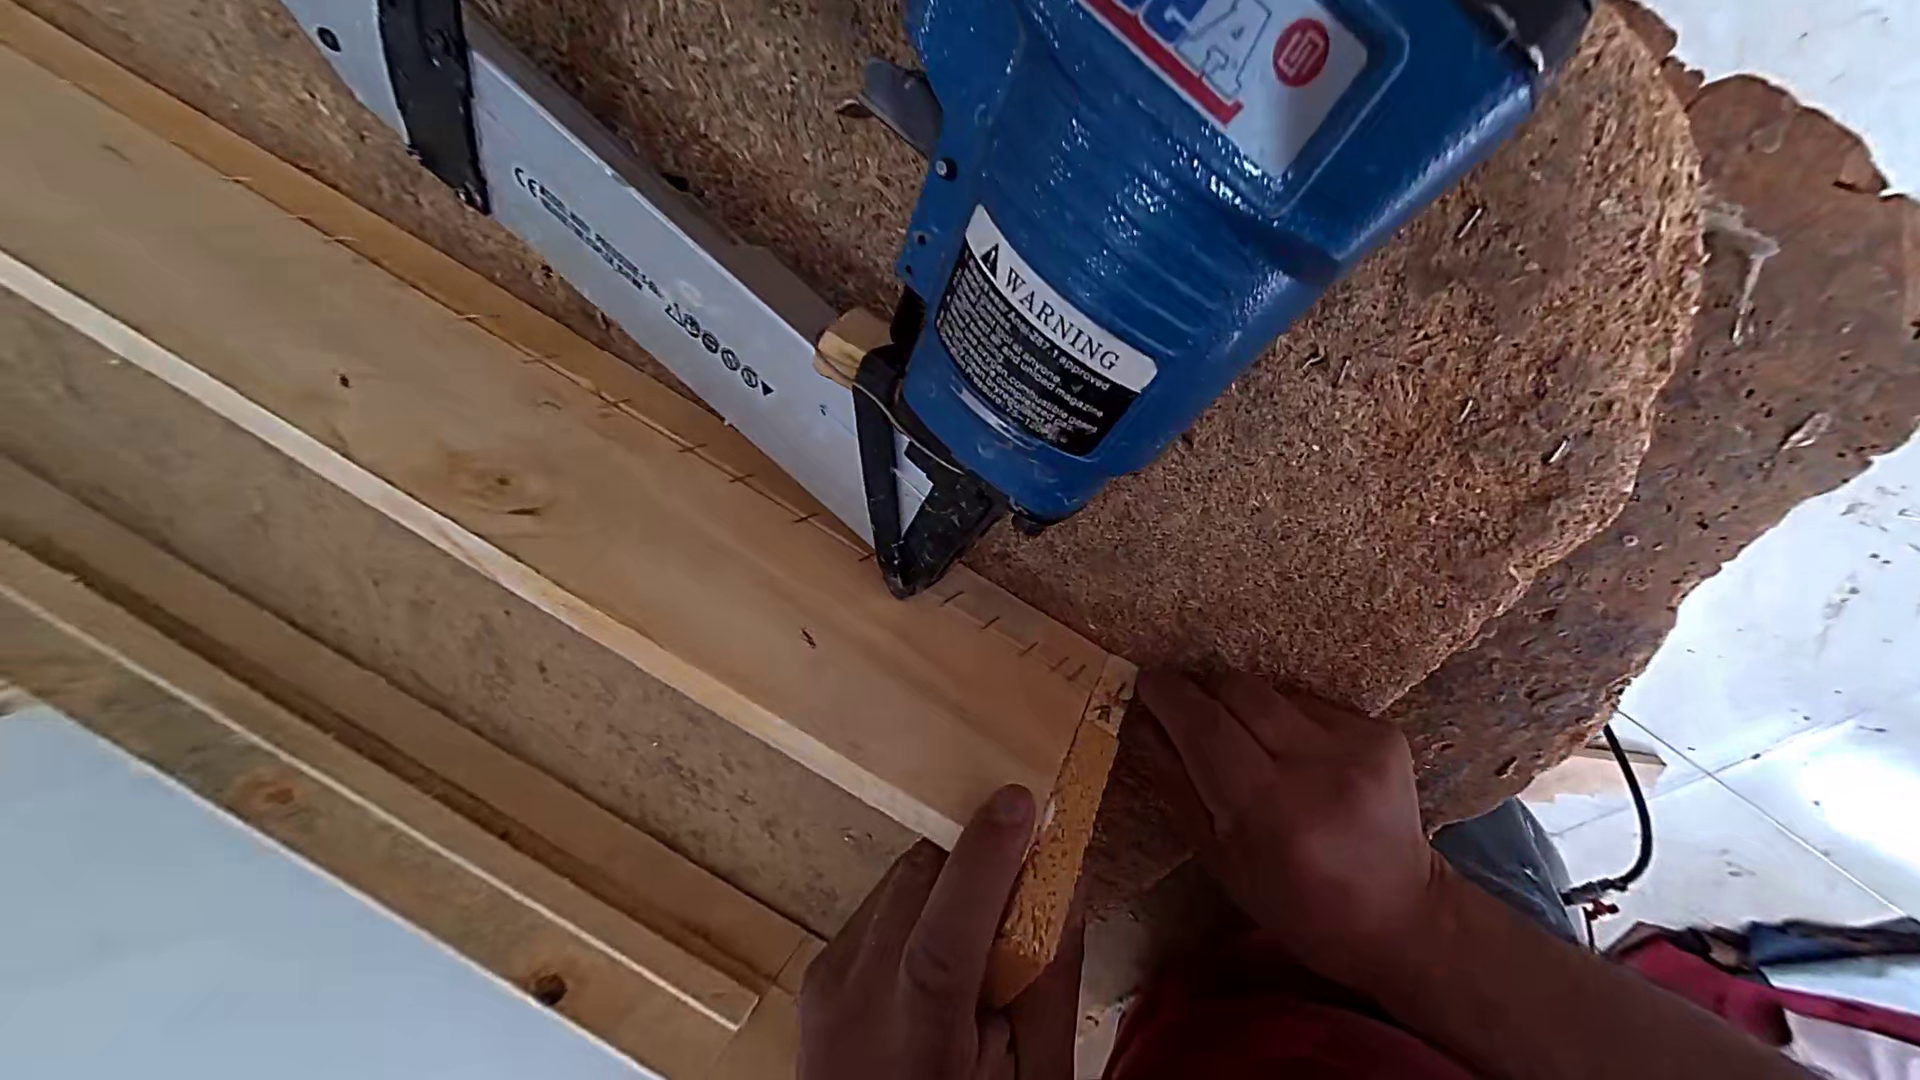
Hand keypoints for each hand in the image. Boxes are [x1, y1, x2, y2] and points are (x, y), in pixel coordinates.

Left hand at [799, 785, 1083, 1079]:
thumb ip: (1051, 983)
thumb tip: (1064, 880)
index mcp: (912, 1046)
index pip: (943, 939)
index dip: (983, 863)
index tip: (1020, 800)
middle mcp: (852, 1002)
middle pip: (920, 882)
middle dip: (973, 861)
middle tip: (1016, 878)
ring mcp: (827, 980)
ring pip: (900, 880)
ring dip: (945, 882)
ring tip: (974, 937)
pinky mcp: (818, 971)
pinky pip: (879, 903)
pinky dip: (917, 905)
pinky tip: (932, 955)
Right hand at [1136, 669, 1445, 987]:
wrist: (1399, 916)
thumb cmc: (1291, 899)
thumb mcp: (1215, 854)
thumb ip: (1176, 781)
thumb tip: (1145, 721)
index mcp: (1271, 811)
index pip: (1205, 726)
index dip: (1169, 694)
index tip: (1146, 680)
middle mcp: (1319, 770)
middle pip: (1237, 690)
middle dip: (1202, 691)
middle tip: (1187, 708)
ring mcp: (1359, 746)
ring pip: (1269, 690)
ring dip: (1242, 705)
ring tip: (1246, 741)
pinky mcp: (1383, 733)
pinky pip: (1306, 700)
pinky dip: (1283, 716)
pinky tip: (1293, 753)